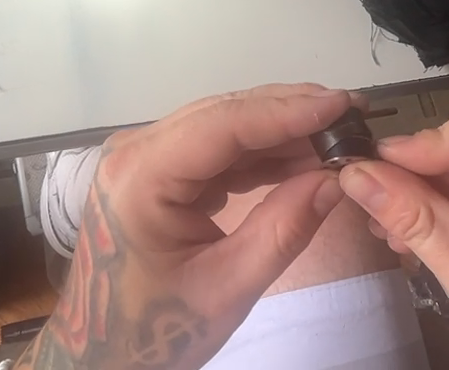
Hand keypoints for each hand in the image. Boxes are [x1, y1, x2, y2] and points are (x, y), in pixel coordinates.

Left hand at [15, 84, 351, 369]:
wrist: (97, 355)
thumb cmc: (153, 334)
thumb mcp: (224, 290)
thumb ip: (282, 231)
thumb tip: (337, 180)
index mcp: (140, 176)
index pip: (222, 125)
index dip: (285, 111)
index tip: (341, 104)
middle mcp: (136, 148)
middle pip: (224, 115)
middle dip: (290, 112)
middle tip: (351, 112)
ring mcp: (144, 154)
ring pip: (224, 125)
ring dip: (280, 129)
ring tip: (336, 133)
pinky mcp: (158, 166)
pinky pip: (216, 147)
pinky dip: (260, 151)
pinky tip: (301, 154)